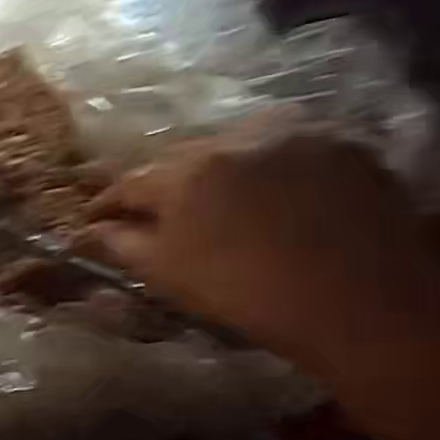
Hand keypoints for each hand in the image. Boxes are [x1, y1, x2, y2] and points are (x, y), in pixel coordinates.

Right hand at [83, 120, 439, 374]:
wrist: (353, 302)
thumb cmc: (236, 289)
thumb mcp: (159, 269)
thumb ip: (115, 242)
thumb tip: (86, 231)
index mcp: (185, 173)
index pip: (127, 183)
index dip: (105, 205)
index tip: (93, 222)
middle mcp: (238, 141)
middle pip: (180, 156)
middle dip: (159, 183)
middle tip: (147, 210)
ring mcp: (298, 138)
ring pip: (233, 144)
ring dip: (211, 167)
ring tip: (205, 195)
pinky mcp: (345, 147)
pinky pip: (285, 146)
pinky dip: (262, 163)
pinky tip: (258, 190)